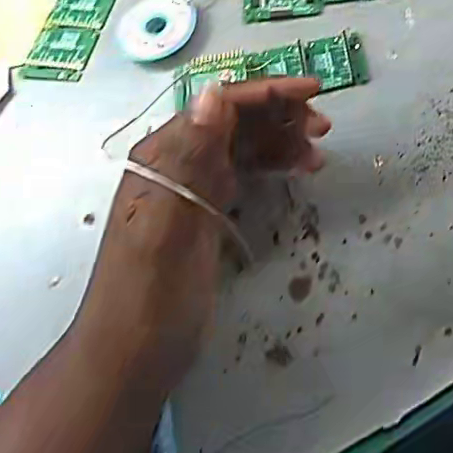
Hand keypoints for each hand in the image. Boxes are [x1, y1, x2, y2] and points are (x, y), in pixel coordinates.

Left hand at [0, 77, 328, 452]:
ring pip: (246, 143)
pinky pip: (247, 168)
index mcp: (163, 153)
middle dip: (282, 114)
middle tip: (323, 128)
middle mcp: (179, 159)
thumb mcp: (167, 224)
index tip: (314, 91)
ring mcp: (194, 184)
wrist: (129, 361)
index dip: (269, 92)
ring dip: (283, 139)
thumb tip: (215, 92)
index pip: (221, 104)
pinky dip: (275, 162)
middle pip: (237, 119)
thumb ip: (190, 156)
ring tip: (317, 155)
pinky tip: (299, 169)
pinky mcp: (207, 208)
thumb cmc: (146, 294)